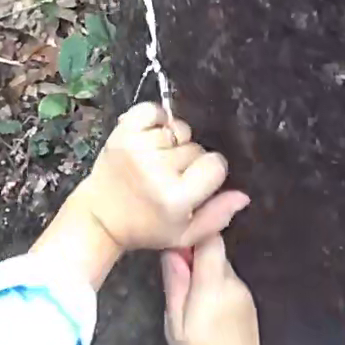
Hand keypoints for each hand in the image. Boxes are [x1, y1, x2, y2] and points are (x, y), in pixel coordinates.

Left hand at [30, 102, 248, 287]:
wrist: (100, 215)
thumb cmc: (146, 227)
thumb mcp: (185, 234)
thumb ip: (218, 216)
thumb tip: (244, 195)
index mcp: (176, 197)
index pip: (215, 165)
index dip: (209, 173)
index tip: (195, 182)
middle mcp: (157, 170)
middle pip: (195, 147)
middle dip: (188, 160)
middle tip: (169, 177)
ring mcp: (138, 147)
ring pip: (177, 129)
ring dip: (171, 141)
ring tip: (156, 160)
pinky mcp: (123, 132)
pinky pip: (152, 110)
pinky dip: (156, 118)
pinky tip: (150, 136)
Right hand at [161, 234, 266, 344]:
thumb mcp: (175, 324)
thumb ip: (175, 283)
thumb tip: (171, 251)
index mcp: (214, 283)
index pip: (211, 239)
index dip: (194, 235)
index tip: (175, 244)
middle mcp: (234, 282)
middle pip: (214, 253)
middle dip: (195, 258)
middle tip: (175, 278)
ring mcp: (244, 293)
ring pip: (220, 269)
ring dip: (204, 275)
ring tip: (188, 300)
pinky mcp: (248, 305)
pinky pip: (227, 285)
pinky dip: (214, 288)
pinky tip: (205, 311)